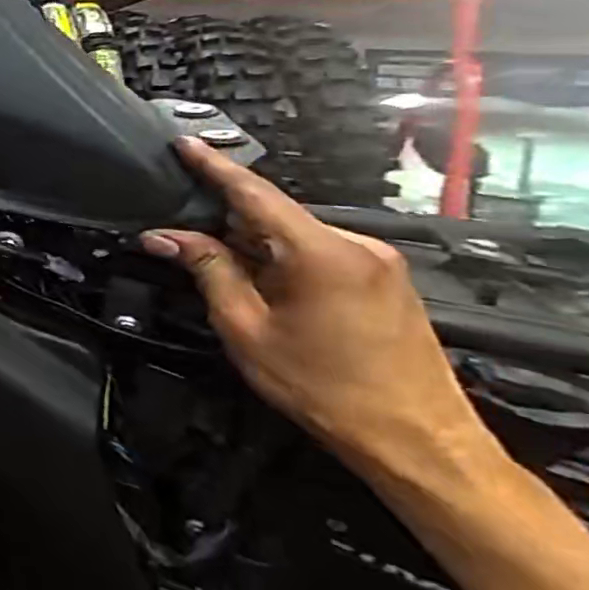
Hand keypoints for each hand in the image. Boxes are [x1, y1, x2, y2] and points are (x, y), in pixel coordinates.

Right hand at [141, 137, 487, 475]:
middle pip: (273, 213)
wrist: (422, 446)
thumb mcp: (248, 329)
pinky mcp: (386, 277)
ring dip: (256, 242)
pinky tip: (269, 284)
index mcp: (320, 252)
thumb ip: (207, 270)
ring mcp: (377, 260)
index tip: (184, 143)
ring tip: (227, 270)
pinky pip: (320, 249)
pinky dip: (285, 257)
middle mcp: (356, 245)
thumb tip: (166, 235)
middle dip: (227, 218)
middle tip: (185, 229)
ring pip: (295, 233)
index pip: (253, 192)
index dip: (212, 165)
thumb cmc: (328, 392)